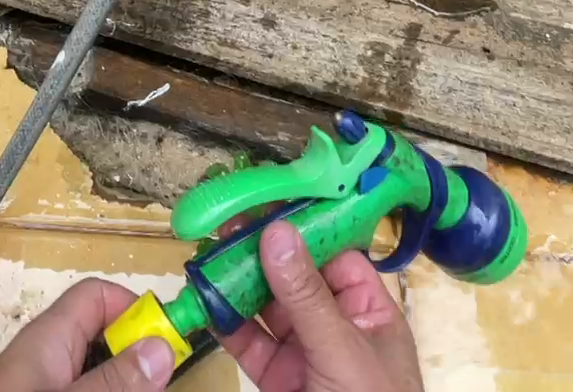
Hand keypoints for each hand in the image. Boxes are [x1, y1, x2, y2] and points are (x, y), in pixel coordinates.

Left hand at [0, 277, 174, 391]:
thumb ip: (113, 381)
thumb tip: (162, 347)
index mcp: (48, 337)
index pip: (97, 296)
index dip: (133, 310)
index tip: (166, 344)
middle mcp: (44, 357)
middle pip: (101, 340)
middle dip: (132, 363)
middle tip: (158, 386)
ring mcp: (42, 384)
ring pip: (92, 373)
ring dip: (119, 383)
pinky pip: (75, 386)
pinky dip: (96, 390)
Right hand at [217, 221, 423, 391]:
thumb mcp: (342, 354)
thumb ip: (306, 295)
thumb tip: (277, 230)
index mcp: (368, 312)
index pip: (333, 253)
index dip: (300, 224)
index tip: (263, 198)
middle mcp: (335, 325)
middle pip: (293, 273)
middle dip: (258, 248)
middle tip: (224, 222)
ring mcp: (305, 354)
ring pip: (266, 304)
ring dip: (236, 280)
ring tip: (206, 253)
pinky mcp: (278, 381)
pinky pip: (249, 342)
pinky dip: (225, 321)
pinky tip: (204, 299)